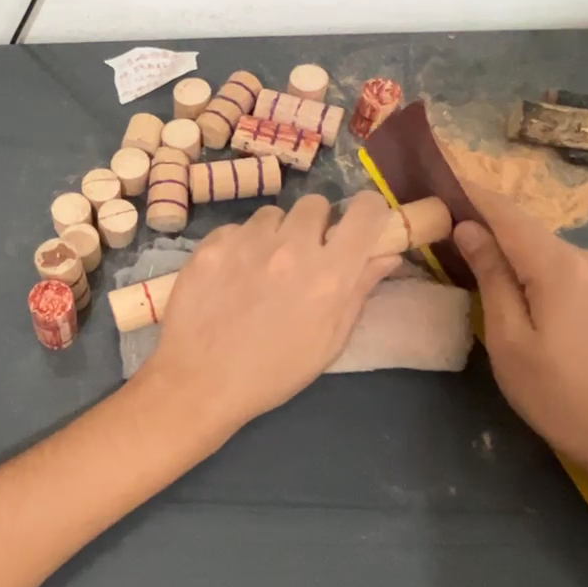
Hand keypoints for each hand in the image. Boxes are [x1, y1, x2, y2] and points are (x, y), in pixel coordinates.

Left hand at [142, 191, 400, 429]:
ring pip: (271, 215)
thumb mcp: (329, 342)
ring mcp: (247, 242)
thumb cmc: (273, 372)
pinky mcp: (211, 246)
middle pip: (314, 204)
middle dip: (314, 224)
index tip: (359, 224)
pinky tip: (229, 276)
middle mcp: (291, 247)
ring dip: (273, 234)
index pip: (366, 211)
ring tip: (261, 267)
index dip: (368, 212)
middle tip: (302, 254)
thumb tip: (386, 255)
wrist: (201, 382)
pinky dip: (238, 245)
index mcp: (330, 274)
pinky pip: (234, 229)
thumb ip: (358, 292)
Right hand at [452, 189, 587, 478]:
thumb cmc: (553, 390)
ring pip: (536, 245)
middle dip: (479, 217)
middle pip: (522, 226)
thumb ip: (491, 276)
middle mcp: (585, 258)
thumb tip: (469, 229)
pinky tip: (495, 272)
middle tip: (433, 216)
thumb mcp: (508, 336)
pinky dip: (519, 260)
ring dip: (498, 241)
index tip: (435, 173)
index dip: (470, 192)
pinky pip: (550, 262)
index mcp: (560, 266)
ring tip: (454, 244)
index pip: (507, 214)